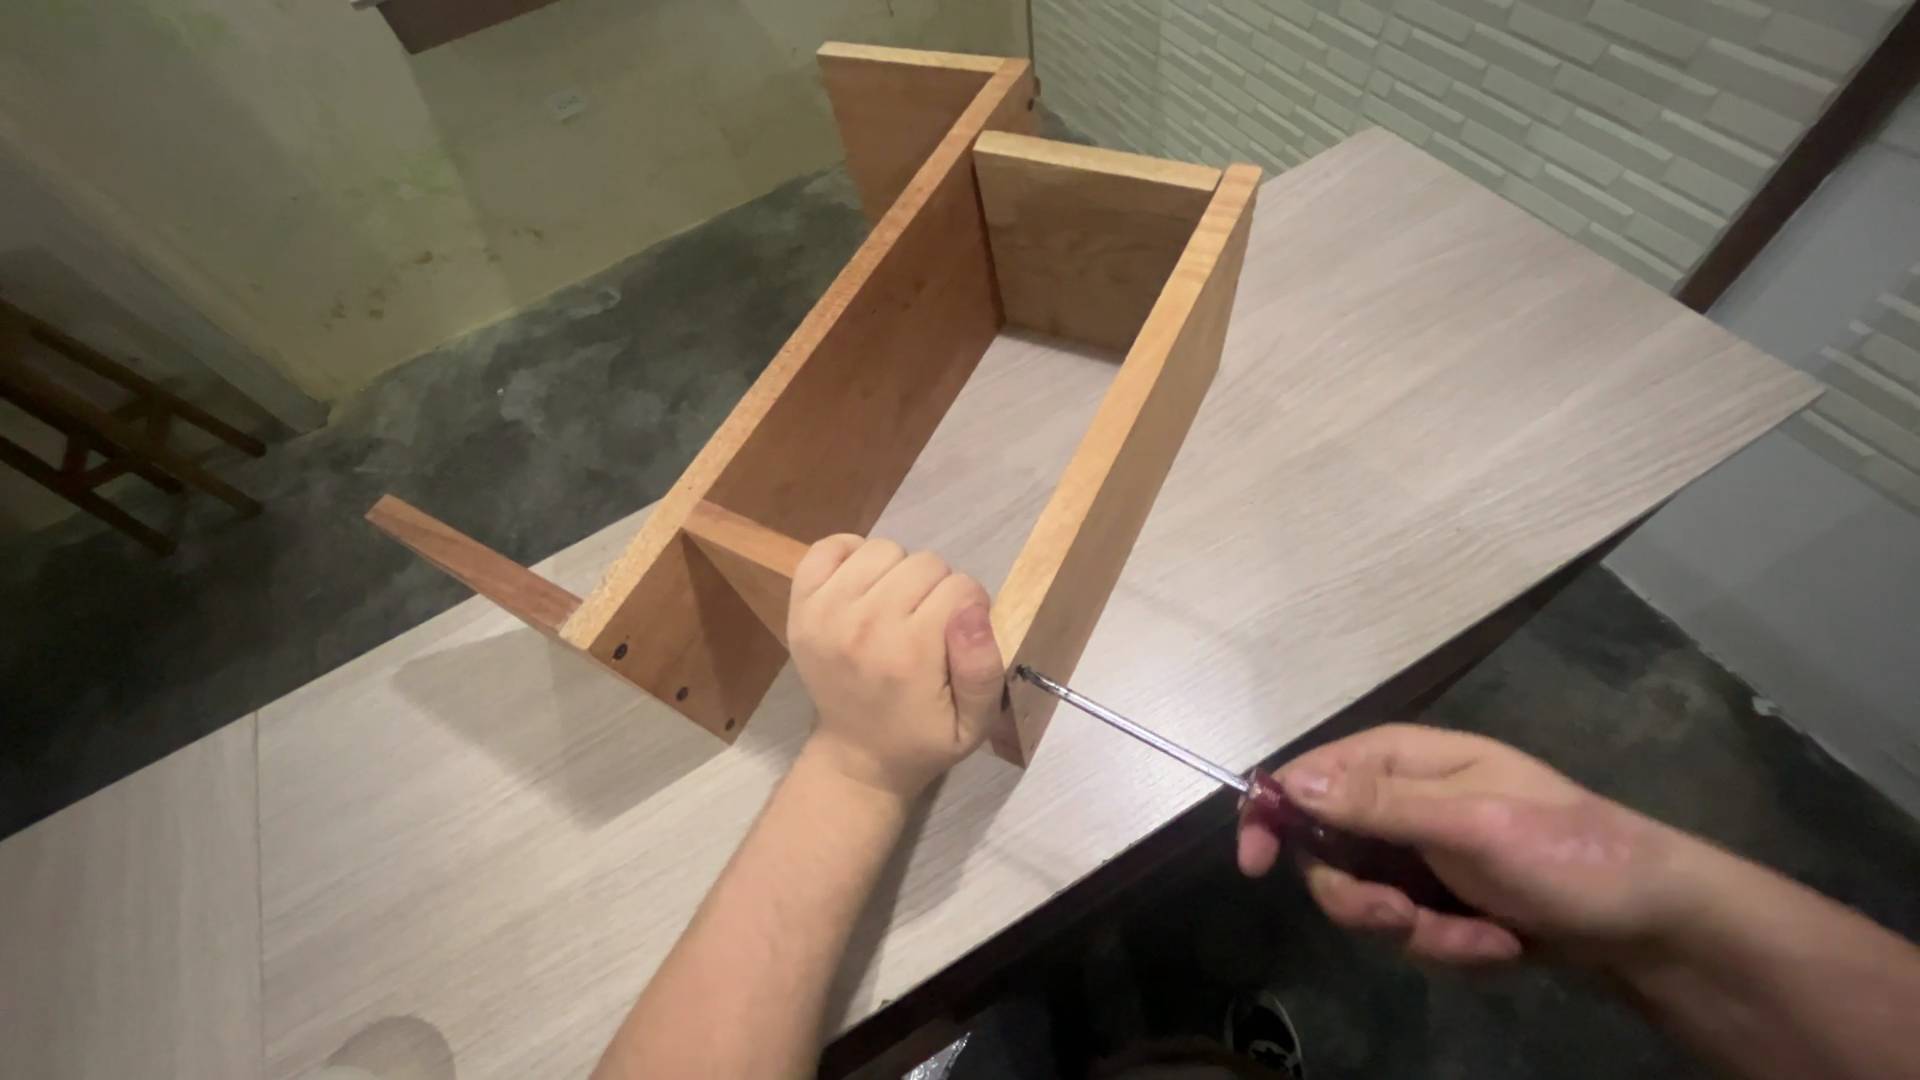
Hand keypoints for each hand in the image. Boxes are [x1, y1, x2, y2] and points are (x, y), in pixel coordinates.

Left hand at [787, 535, 1005, 799]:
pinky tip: (863, 586)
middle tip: (927, 624)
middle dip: (938, 589)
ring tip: (897, 607)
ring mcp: (826, 612)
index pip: (962, 587)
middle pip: (926, 563)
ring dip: (899, 572)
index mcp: (910, 654)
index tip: (959, 635)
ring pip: (884, 549)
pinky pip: (829, 547)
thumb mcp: (973, 724)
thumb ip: (983, 669)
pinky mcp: (802, 605)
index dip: (971, 607)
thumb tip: (973, 610)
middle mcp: (864, 626)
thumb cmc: (923, 738)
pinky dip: (851, 556)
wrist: (857, 756)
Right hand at [1238, 724, 1698, 964]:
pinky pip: (1401, 931)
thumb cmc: (1569, 854)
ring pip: (1361, 900)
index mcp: (1393, 761)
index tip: (1255, 862)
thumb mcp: (1472, 823)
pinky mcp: (1432, 896)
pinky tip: (1497, 946)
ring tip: (1483, 940)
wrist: (1658, 927)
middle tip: (1404, 917)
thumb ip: (1378, 804)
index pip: (1301, 776)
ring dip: (1416, 932)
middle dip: (1363, 898)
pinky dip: (1445, 948)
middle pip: (1322, 852)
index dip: (1269, 815)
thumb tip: (1291, 782)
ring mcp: (1411, 851)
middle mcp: (1391, 801)